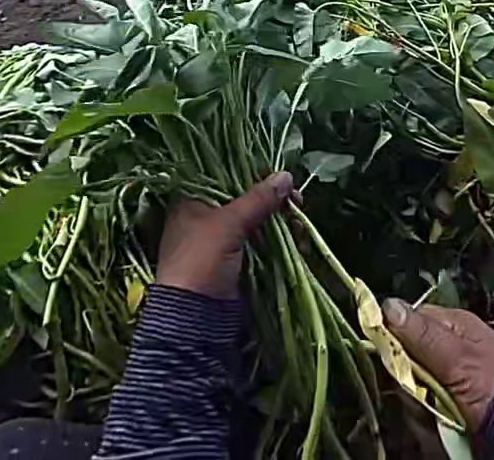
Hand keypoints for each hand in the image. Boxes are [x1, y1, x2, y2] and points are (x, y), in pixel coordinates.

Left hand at [154, 172, 295, 298]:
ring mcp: (223, 241)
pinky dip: (280, 240)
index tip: (279, 176)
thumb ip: (258, 199)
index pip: (228, 175)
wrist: (194, 320)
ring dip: (281, 220)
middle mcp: (206, 216)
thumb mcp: (229, 223)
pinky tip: (298, 240)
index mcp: (193, 201)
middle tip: (297, 200)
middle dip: (274, 199)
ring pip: (258, 221)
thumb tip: (285, 176)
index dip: (255, 173)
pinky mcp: (237, 261)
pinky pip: (262, 242)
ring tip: (299, 223)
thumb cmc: (202, 260)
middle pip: (247, 198)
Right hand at [382, 299, 493, 431]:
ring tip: (439, 417)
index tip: (391, 358)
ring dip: (417, 408)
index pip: (407, 321)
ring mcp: (444, 383)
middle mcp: (444, 351)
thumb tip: (387, 305)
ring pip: (410, 391)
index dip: (394, 338)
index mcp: (451, 326)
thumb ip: (423, 333)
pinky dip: (426, 426)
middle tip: (425, 397)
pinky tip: (440, 429)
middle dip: (409, 383)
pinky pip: (420, 415)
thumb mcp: (458, 356)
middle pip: (404, 361)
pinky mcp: (444, 411)